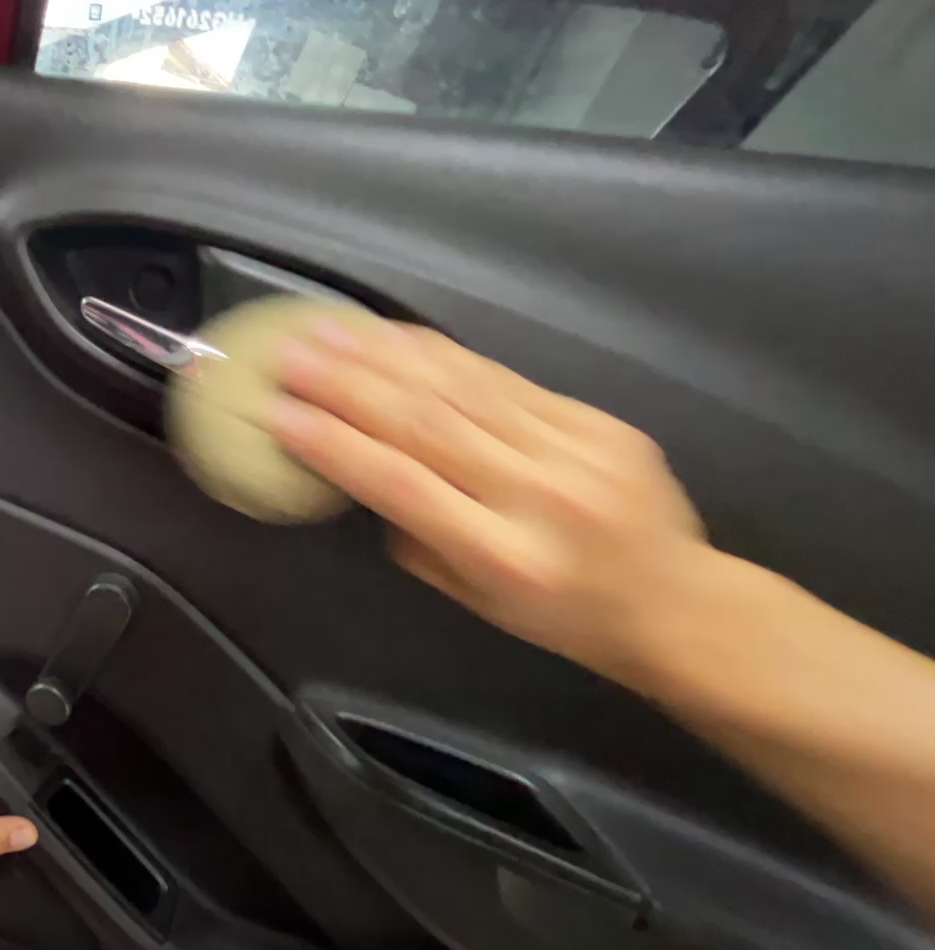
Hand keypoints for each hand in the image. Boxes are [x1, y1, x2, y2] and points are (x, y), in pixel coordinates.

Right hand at [263, 315, 714, 684]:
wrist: (677, 601)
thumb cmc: (554, 613)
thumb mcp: (466, 594)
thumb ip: (413, 532)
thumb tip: (365, 471)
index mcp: (497, 553)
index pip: (399, 484)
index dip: (334, 445)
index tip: (279, 414)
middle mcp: (535, 494)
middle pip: (425, 425)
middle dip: (347, 385)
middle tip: (292, 355)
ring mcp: (572, 449)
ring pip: (461, 390)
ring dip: (384, 356)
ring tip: (331, 331)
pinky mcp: (595, 418)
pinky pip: (502, 377)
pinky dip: (439, 353)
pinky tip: (396, 335)